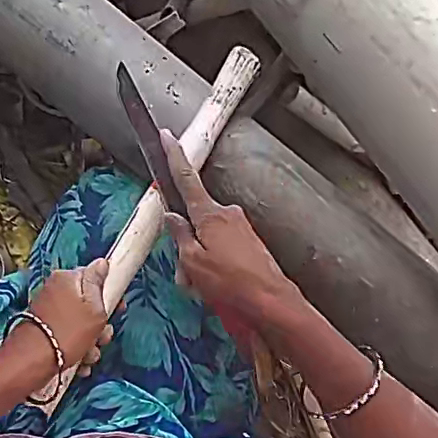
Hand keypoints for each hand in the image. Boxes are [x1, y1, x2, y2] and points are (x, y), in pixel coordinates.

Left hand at [22, 259, 115, 374]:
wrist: (34, 362)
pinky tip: (80, 363)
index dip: (110, 294)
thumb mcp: (94, 307)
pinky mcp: (44, 332)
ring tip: (89, 356)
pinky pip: (68, 337)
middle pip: (88, 304)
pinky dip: (76, 351)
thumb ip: (98, 282)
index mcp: (66, 279)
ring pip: (80, 325)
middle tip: (102, 338)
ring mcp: (48, 312)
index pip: (94, 278)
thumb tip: (101, 262)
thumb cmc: (69, 332)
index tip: (118, 309)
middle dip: (100, 326)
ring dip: (91, 343)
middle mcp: (55, 291)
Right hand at [160, 128, 301, 326]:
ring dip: (199, 260)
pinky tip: (216, 287)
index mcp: (210, 214)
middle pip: (194, 220)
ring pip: (207, 238)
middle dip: (185, 245)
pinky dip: (214, 265)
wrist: (270, 300)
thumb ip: (179, 236)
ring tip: (203, 287)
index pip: (186, 179)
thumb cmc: (231, 283)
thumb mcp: (192, 262)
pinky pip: (222, 248)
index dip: (174, 157)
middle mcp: (227, 214)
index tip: (167, 137)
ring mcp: (241, 227)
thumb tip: (173, 218)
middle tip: (187, 274)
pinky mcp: (249, 242)